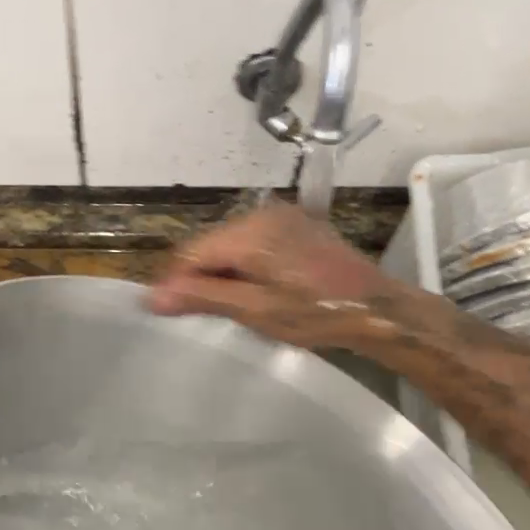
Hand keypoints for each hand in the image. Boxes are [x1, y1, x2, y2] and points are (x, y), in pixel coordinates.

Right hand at [147, 204, 395, 349]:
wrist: (378, 309)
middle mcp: (263, 214)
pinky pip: (254, 243)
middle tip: (197, 315)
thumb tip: (151, 297)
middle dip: (199, 278)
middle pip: (210, 245)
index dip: (174, 282)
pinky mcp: (297, 228)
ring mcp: (283, 218)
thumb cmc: (316, 313)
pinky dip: (245, 265)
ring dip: (222, 273)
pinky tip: (253, 291)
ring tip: (227, 307)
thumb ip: (202, 297)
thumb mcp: (255, 310)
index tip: (166, 312)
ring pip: (231, 244)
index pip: (191, 252)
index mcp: (250, 231)